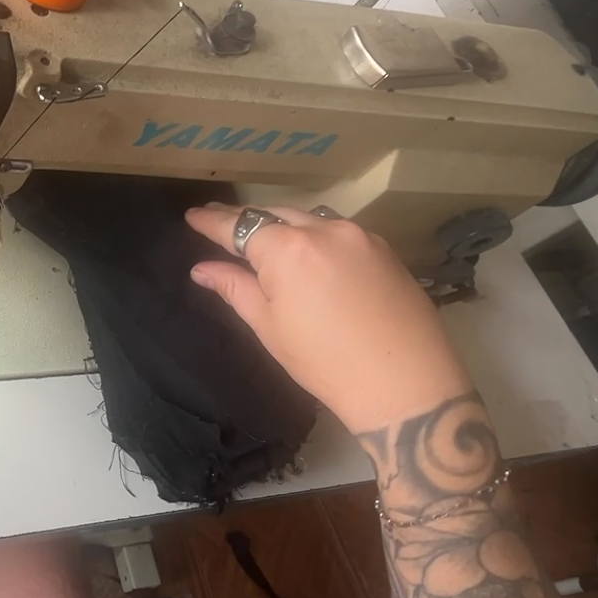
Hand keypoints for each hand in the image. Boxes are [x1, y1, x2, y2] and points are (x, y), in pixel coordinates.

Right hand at [183, 203, 472, 433]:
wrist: (406, 384)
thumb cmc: (324, 361)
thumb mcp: (268, 326)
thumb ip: (234, 288)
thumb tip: (202, 269)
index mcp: (286, 249)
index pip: (238, 226)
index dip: (211, 222)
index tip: (192, 215)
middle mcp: (322, 229)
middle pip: (273, 213)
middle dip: (246, 219)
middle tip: (221, 224)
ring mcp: (358, 235)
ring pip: (307, 217)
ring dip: (282, 223)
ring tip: (264, 238)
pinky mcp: (384, 248)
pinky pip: (337, 230)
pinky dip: (314, 234)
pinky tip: (309, 253)